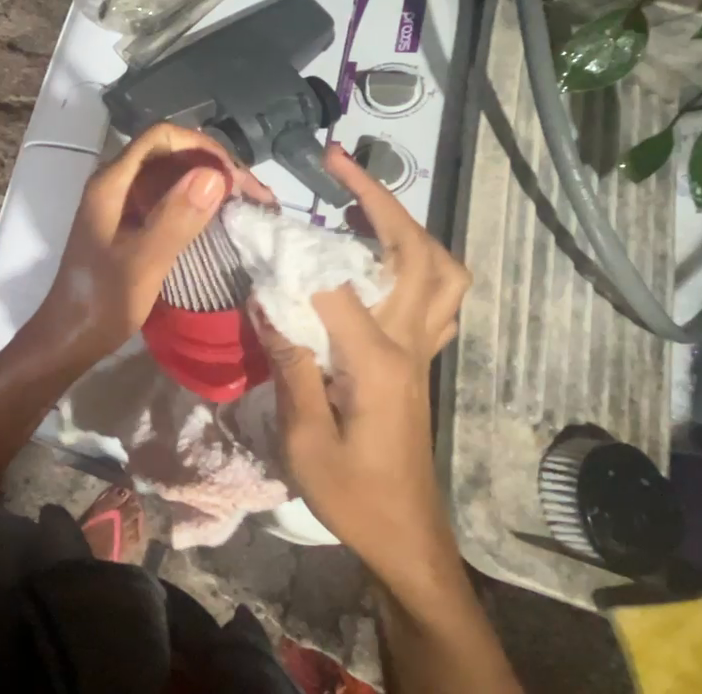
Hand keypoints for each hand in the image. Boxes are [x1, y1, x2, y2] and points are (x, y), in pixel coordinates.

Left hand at [26, 124, 271, 366]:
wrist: (70, 336)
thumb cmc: (102, 300)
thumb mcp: (143, 261)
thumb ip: (175, 217)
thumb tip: (214, 174)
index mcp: (111, 184)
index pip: (160, 138)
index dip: (202, 147)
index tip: (236, 176)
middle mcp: (114, 185)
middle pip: (168, 154)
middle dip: (212, 165)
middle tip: (255, 195)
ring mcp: (120, 205)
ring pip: (169, 177)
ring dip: (207, 184)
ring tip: (249, 205)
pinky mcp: (128, 226)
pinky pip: (165, 201)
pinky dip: (195, 204)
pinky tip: (221, 222)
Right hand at [255, 146, 470, 601]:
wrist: (406, 537)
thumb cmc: (350, 493)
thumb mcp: (303, 439)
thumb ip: (289, 364)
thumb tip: (267, 299)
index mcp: (376, 360)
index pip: (337, 282)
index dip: (298, 247)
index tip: (260, 218)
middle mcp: (409, 344)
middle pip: (413, 254)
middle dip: (379, 200)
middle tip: (337, 164)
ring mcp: (421, 351)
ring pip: (441, 270)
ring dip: (407, 225)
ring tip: (361, 200)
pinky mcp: (419, 361)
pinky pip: (436, 296)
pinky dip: (416, 260)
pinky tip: (379, 255)